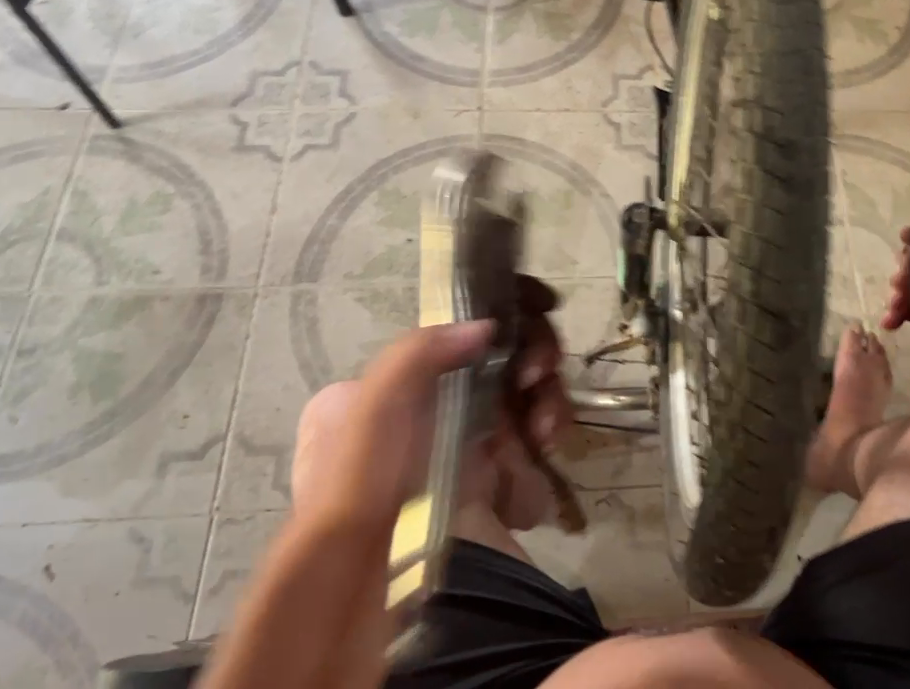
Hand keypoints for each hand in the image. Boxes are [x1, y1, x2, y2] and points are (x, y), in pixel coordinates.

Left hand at [290, 277, 573, 532]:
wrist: (367, 590)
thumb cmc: (363, 485)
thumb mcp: (373, 405)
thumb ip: (421, 353)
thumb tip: (487, 327)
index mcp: (394, 386)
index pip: (458, 334)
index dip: (503, 321)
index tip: (532, 319)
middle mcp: (430, 412)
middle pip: (502, 363)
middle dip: (532, 362)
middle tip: (540, 375)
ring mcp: (464, 451)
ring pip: (525, 402)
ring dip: (546, 403)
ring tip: (545, 430)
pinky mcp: (493, 487)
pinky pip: (533, 449)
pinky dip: (544, 442)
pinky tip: (545, 450)